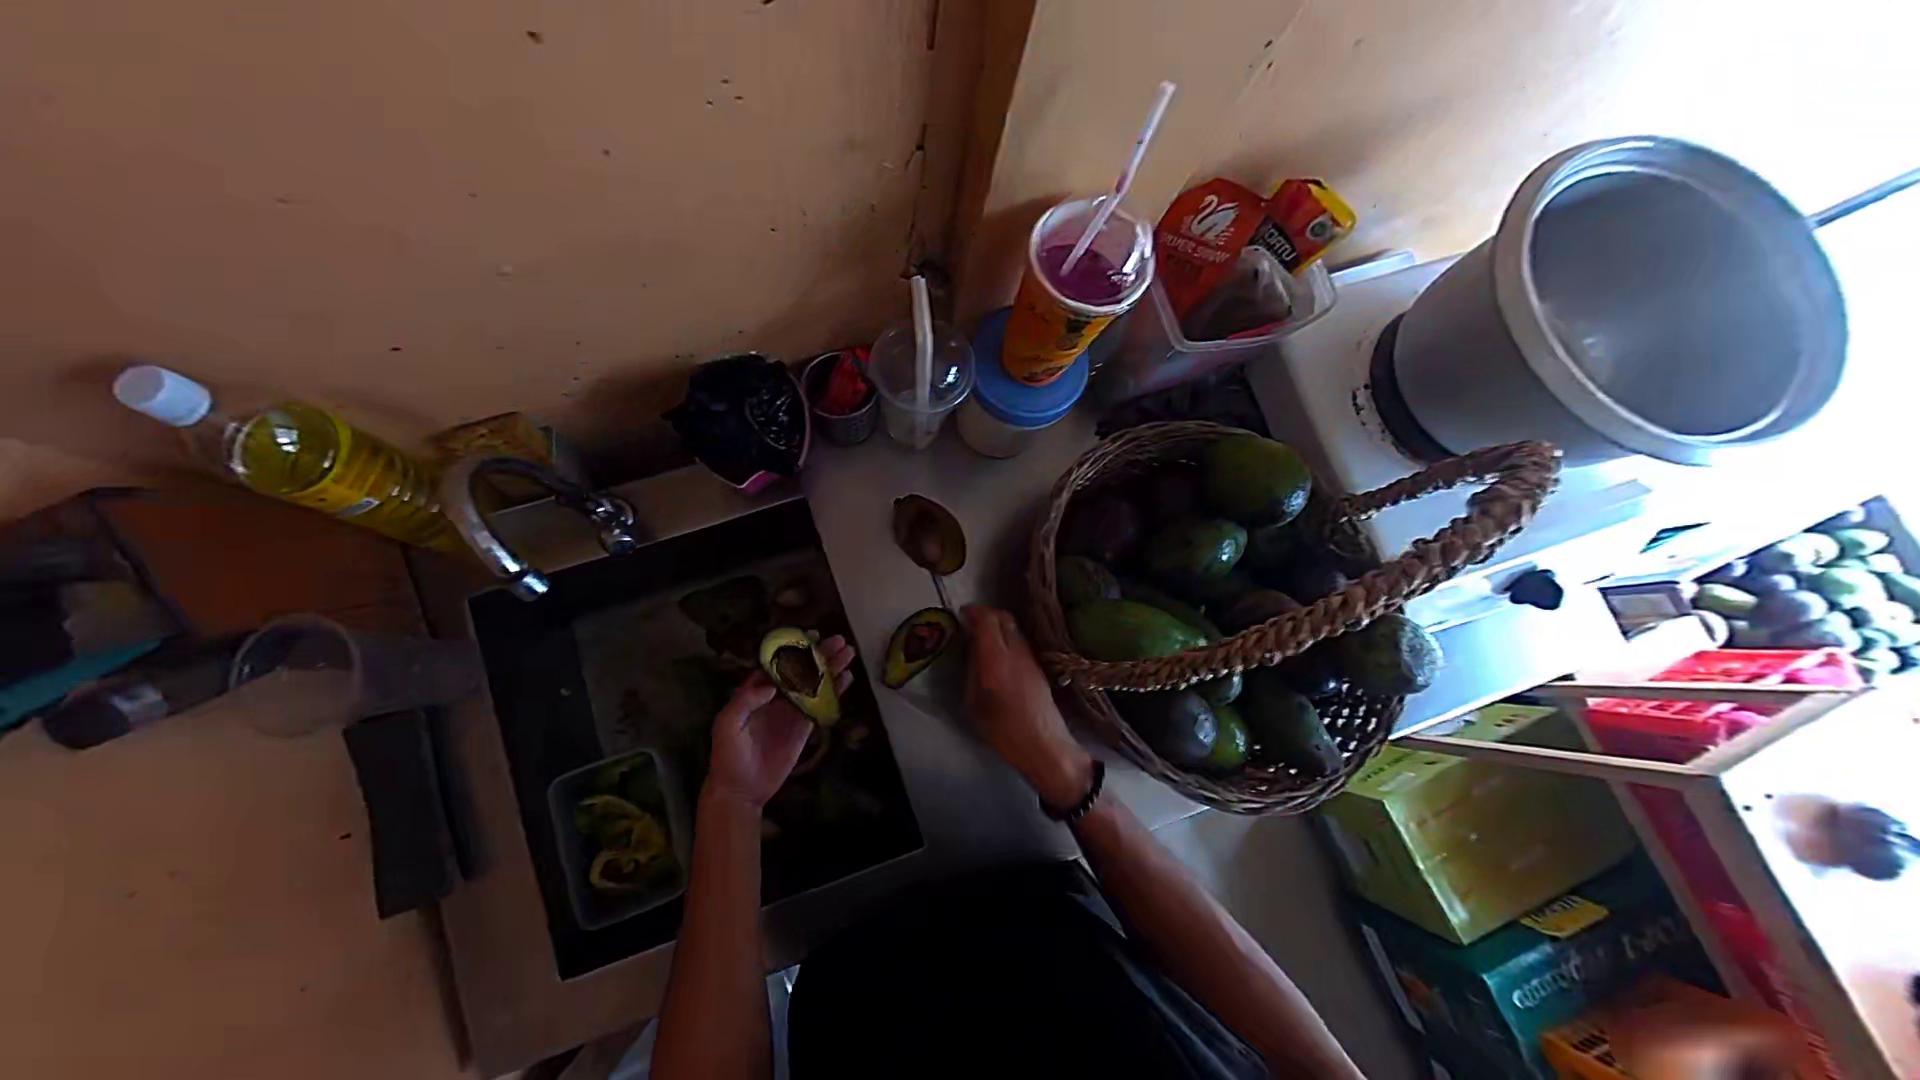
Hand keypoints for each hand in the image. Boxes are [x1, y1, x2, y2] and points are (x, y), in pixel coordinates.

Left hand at [705, 635, 853, 808]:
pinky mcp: (805, 726)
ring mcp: (792, 710)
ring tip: (848, 653)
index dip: (794, 649)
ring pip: (815, 683)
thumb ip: (745, 701)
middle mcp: (777, 696)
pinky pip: (821, 704)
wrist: (741, 788)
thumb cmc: (728, 754)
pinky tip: (847, 679)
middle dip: (820, 654)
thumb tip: (771, 684)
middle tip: (838, 641)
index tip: (811, 637)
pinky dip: (835, 692)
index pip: (778, 663)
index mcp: (756, 690)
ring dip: (831, 668)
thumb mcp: (727, 724)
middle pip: (801, 669)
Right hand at [962, 606, 1093, 809]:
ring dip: (998, 625)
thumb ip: (972, 672)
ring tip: (983, 638)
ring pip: (1014, 627)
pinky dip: (1007, 637)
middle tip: (972, 622)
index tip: (962, 614)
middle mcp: (1015, 652)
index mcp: (995, 660)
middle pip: (1003, 617)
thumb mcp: (974, 703)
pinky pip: (1020, 641)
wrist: (1043, 745)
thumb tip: (972, 652)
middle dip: (986, 614)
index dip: (973, 612)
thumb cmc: (1002, 730)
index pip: (987, 620)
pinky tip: (998, 653)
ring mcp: (1030, 657)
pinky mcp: (1038, 666)